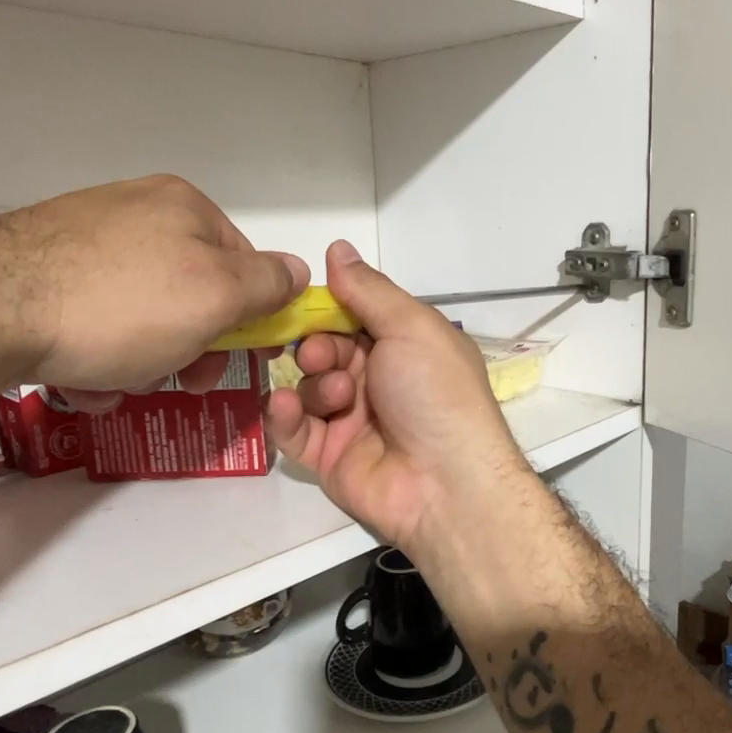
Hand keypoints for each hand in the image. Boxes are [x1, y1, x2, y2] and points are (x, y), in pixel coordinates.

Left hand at [0, 175, 308, 404]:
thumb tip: (298, 272)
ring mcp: (85, 237)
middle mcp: (138, 211)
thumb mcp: (216, 297)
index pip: (247, 266)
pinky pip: (98, 315)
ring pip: (146, 311)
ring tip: (117, 383)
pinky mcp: (42, 268)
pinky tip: (83, 374)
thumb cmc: (121, 305)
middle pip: (195, 291)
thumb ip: (268, 284)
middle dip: (194, 345)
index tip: (240, 362)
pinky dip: (101, 350)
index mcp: (186, 207)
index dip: (252, 318)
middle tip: (180, 383)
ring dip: (146, 357)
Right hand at [265, 241, 531, 548]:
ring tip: (339, 398)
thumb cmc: (436, 394)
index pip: (354, 317)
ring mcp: (352, 421)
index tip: (305, 301)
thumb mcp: (412, 328)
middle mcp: (380, 382)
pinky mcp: (329, 457)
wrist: (445, 483)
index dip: (329, 308)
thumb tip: (337, 249)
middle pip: (326, 350)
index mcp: (406, 348)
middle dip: (318, 347)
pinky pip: (293, 430)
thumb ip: (369, 290)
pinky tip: (289, 406)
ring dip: (316, 385)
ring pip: (309, 387)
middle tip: (324, 356)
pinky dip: (285, 415)